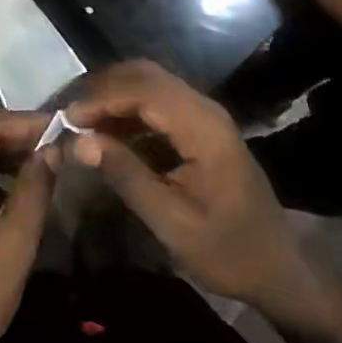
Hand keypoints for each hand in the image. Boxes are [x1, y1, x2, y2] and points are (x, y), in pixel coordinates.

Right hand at [64, 61, 314, 308]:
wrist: (276, 266)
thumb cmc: (226, 250)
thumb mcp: (172, 223)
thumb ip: (126, 176)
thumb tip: (80, 141)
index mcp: (202, 126)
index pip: (144, 91)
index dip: (101, 99)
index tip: (65, 119)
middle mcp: (204, 108)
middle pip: (147, 76)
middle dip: (104, 89)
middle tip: (68, 114)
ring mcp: (204, 115)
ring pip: (152, 85)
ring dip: (114, 96)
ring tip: (80, 122)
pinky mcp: (201, 127)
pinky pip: (159, 103)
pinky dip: (129, 110)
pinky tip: (107, 133)